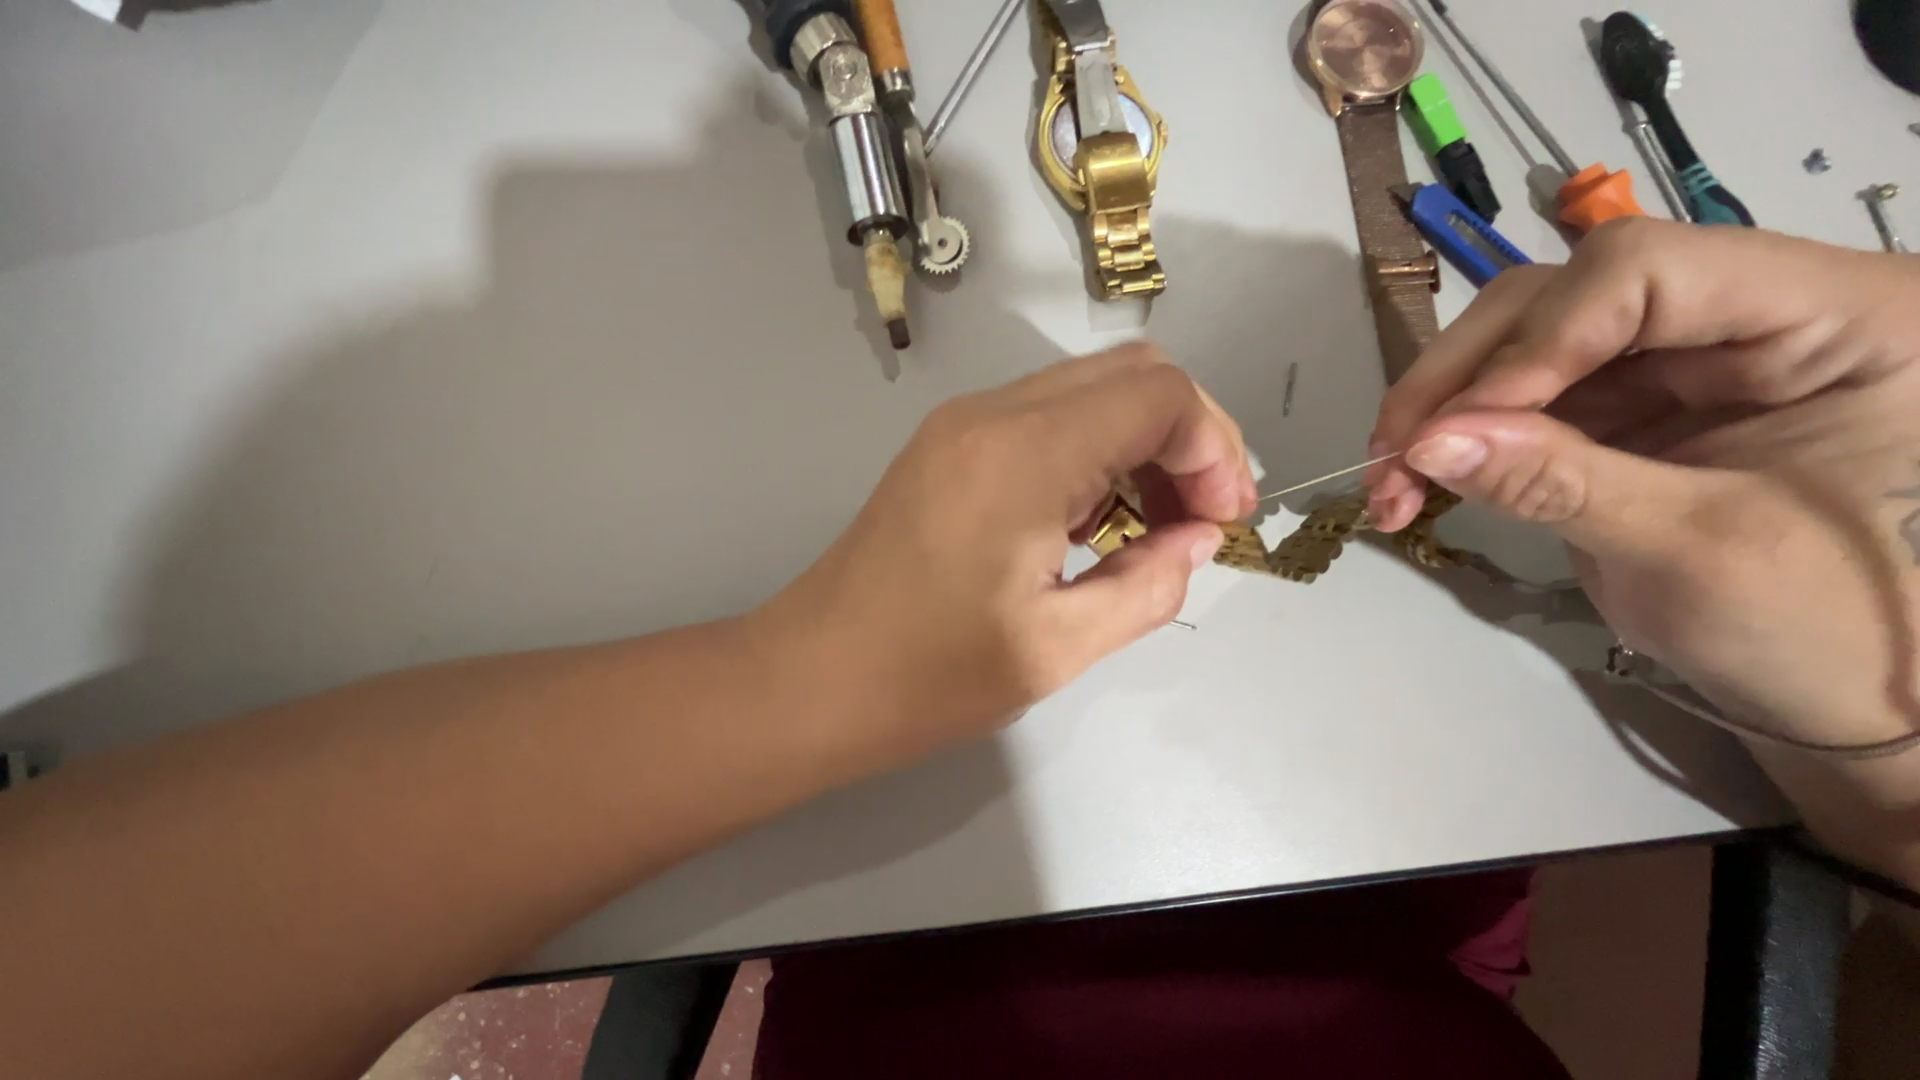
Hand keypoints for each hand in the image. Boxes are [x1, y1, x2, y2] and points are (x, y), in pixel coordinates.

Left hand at [756, 344, 1254, 775]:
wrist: (809, 679)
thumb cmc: (929, 677)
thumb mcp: (1058, 646)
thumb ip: (1148, 583)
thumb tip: (1198, 538)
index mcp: (1024, 453)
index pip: (1159, 394)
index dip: (1214, 448)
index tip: (1225, 521)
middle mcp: (992, 413)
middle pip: (1129, 375)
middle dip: (1186, 439)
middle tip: (1199, 521)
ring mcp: (961, 424)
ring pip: (1087, 393)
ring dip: (1139, 446)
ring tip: (1150, 532)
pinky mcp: (946, 447)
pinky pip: (1044, 421)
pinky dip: (1091, 455)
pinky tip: (1091, 525)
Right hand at [1368, 220, 1919, 757]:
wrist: (1850, 693)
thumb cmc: (1832, 631)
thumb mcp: (1698, 553)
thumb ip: (1561, 483)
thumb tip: (1424, 442)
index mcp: (1833, 316)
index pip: (1645, 273)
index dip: (1535, 342)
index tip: (1456, 431)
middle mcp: (1740, 316)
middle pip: (1557, 300)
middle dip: (1459, 381)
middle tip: (1391, 460)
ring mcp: (1670, 365)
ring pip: (1512, 348)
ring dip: (1436, 415)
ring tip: (1390, 490)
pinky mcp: (1616, 412)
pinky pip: (1508, 404)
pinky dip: (1450, 444)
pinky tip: (1415, 488)